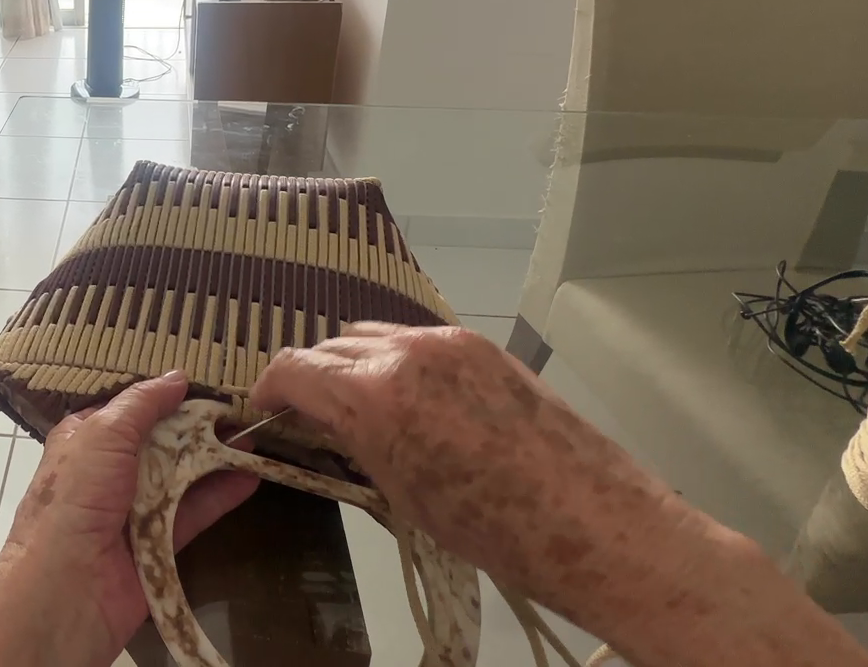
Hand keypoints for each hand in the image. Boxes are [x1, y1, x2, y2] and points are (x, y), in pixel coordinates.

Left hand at [0, 372, 256, 666]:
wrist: (66, 586)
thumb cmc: (76, 495)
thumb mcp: (103, 432)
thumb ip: (142, 403)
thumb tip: (178, 377)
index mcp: (86, 436)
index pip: (129, 408)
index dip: (163, 396)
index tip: (202, 383)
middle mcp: (109, 467)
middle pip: (160, 439)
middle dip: (196, 425)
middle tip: (237, 410)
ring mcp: (134, 505)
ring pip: (181, 473)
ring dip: (214, 457)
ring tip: (252, 438)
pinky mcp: (159, 539)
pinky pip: (194, 510)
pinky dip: (221, 493)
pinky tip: (250, 476)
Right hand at [249, 323, 867, 666]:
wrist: (603, 528)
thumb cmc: (495, 532)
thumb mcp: (400, 492)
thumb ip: (349, 439)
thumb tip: (312, 417)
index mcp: (372, 396)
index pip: (290, 367)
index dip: (267, 389)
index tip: (265, 410)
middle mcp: (399, 353)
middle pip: (326, 346)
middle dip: (309, 378)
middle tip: (312, 414)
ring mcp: (442, 341)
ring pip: (367, 335)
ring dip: (351, 363)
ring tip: (365, 402)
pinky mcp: (476, 342)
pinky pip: (411, 338)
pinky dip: (393, 359)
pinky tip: (415, 396)